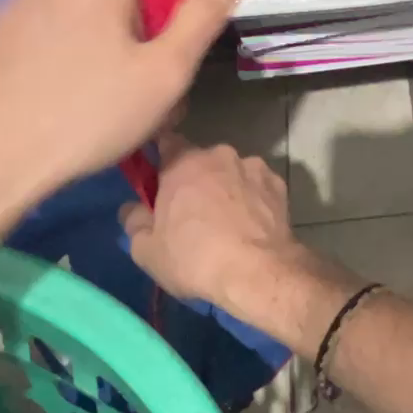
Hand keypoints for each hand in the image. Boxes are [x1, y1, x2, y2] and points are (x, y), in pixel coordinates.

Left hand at [0, 0, 242, 265]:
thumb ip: (200, 20)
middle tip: (110, 104)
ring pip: (52, 26)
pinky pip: (8, 44)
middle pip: (95, 12)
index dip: (148, 48)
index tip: (142, 89)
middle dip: (108, 48)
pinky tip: (23, 102)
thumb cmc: (88, 119)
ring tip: (64, 107)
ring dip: (64, 53)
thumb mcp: (165, 75)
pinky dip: (20, 64)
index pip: (141, 5)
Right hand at [118, 134, 297, 311]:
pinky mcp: (278, 184)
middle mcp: (221, 155)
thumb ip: (134, 221)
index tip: (158, 176)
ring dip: (226, 188)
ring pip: (232, 172)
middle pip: (201, 161)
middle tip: (191, 212)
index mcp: (184, 162)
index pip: (167, 141)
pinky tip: (250, 224)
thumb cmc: (193, 258)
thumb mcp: (146, 249)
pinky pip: (257, 186)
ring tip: (226, 222)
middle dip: (195, 180)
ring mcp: (254, 166)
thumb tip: (133, 207)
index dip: (161, 156)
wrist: (257, 271)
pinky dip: (252, 198)